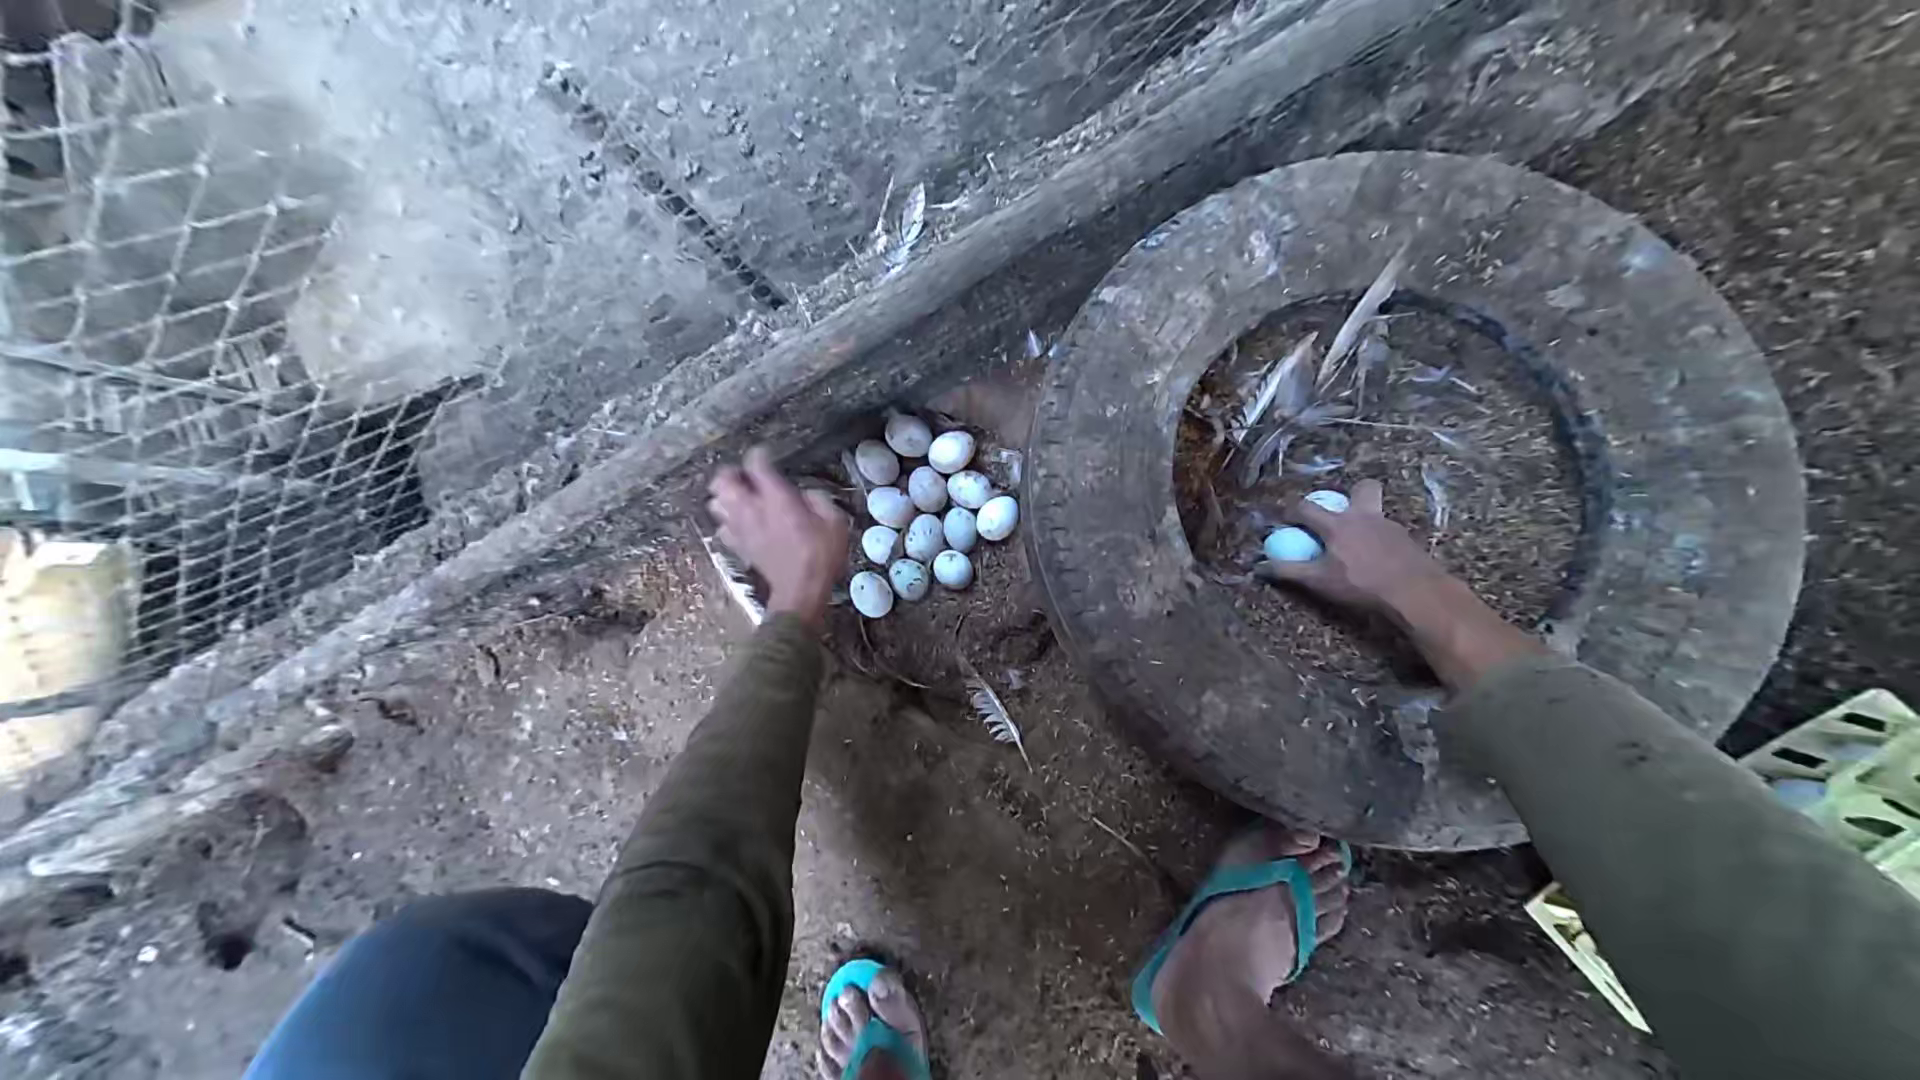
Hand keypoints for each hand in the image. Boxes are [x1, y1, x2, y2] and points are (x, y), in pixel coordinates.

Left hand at [707, 447, 848, 627]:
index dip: (760, 455)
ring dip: (725, 497)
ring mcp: (741, 528)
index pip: (756, 464)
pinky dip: (728, 522)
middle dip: (731, 473)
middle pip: (722, 480)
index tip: (767, 455)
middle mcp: (752, 508)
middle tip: (746, 477)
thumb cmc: (821, 555)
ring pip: (715, 502)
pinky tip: (742, 524)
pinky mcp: (737, 546)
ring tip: (741, 498)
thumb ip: (818, 500)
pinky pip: (722, 528)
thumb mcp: (835, 522)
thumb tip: (805, 495)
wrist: (802, 589)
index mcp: (777, 497)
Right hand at [1257, 479, 1544, 692]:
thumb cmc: (1361, 584)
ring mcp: (1390, 527)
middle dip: (1351, 495)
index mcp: (1337, 524)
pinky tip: (1376, 560)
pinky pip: (1389, 532)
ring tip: (1356, 543)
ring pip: (1376, 512)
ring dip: (1364, 520)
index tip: (1285, 520)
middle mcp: (1364, 517)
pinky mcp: (1408, 541)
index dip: (1291, 511)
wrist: (1417, 593)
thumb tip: (1259, 566)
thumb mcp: (1318, 580)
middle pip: (1362, 489)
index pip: (1306, 507)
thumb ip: (1288, 571)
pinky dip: (1379, 540)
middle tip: (1339, 515)